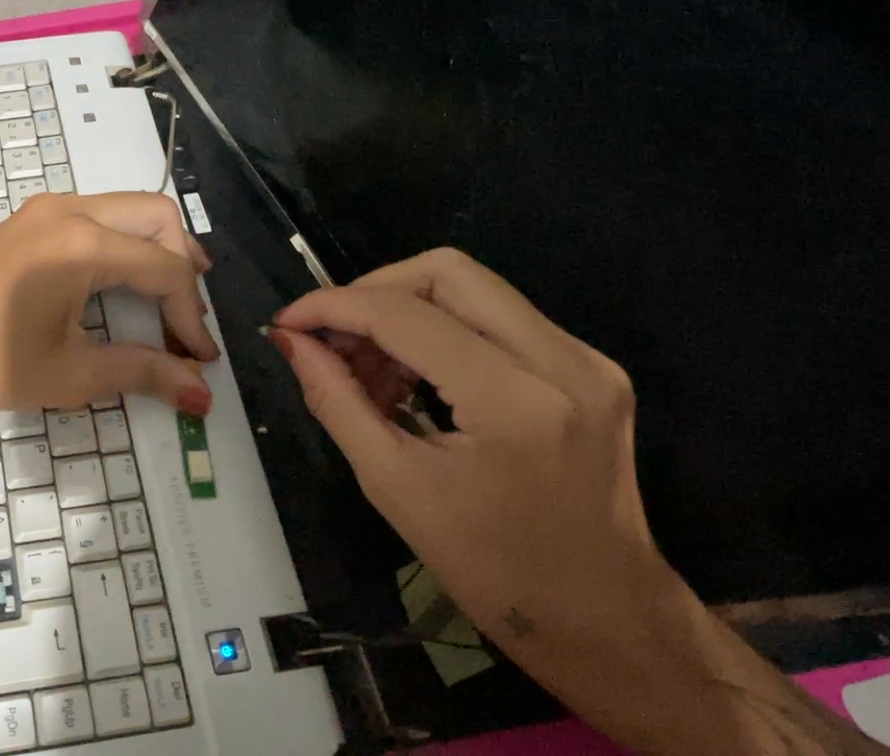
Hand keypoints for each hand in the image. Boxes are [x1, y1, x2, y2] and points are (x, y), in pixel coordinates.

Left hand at [0, 191, 219, 451]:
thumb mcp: (69, 373)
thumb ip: (142, 373)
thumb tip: (199, 392)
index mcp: (82, 243)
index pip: (164, 268)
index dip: (191, 314)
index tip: (201, 359)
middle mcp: (66, 210)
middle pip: (154, 216)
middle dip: (183, 263)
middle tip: (190, 317)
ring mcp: (40, 211)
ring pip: (123, 210)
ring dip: (152, 249)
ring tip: (165, 303)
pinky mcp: (23, 223)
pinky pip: (91, 217)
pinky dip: (119, 244)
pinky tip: (119, 286)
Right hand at [268, 248, 668, 653]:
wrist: (602, 617)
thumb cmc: (488, 566)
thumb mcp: (392, 484)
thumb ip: (335, 398)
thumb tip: (290, 341)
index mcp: (513, 401)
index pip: (404, 315)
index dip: (332, 306)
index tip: (287, 322)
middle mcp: (562, 361)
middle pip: (446, 272)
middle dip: (371, 291)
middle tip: (331, 337)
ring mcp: (585, 360)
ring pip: (472, 287)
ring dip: (403, 311)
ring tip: (367, 369)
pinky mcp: (589, 367)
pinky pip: (497, 317)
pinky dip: (440, 330)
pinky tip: (411, 377)